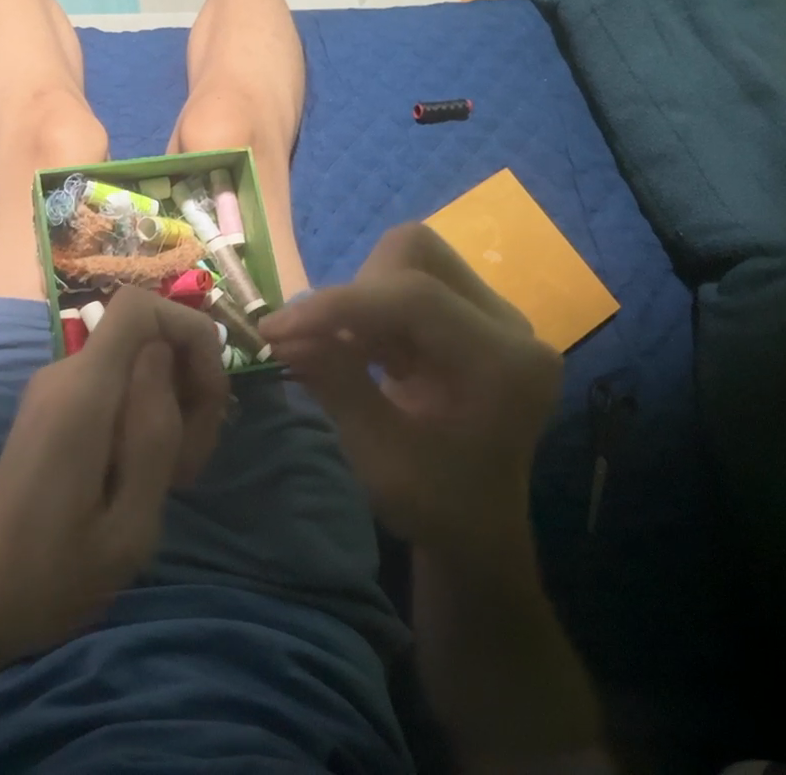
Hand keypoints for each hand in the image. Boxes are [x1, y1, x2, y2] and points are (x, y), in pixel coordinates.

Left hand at [0, 285, 229, 676]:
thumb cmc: (55, 577)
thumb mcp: (129, 524)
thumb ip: (154, 433)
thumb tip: (163, 355)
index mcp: (81, 394)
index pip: (139, 306)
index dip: (189, 332)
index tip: (209, 401)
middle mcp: (63, 376)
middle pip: (145, 338)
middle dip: (188, 386)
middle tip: (190, 466)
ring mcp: (52, 393)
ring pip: (134, 366)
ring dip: (169, 412)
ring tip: (171, 483)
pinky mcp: (51, 414)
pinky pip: (113, 390)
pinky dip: (143, 422)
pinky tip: (145, 480)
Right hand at [259, 222, 560, 554]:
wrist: (475, 530)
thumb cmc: (432, 504)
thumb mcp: (377, 453)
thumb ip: (335, 382)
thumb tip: (281, 332)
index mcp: (503, 365)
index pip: (414, 297)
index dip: (338, 305)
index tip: (275, 329)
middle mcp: (510, 327)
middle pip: (416, 255)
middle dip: (354, 295)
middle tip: (319, 345)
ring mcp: (494, 318)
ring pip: (409, 260)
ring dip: (360, 300)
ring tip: (342, 353)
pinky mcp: (472, 319)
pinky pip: (408, 283)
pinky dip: (369, 310)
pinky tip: (356, 351)